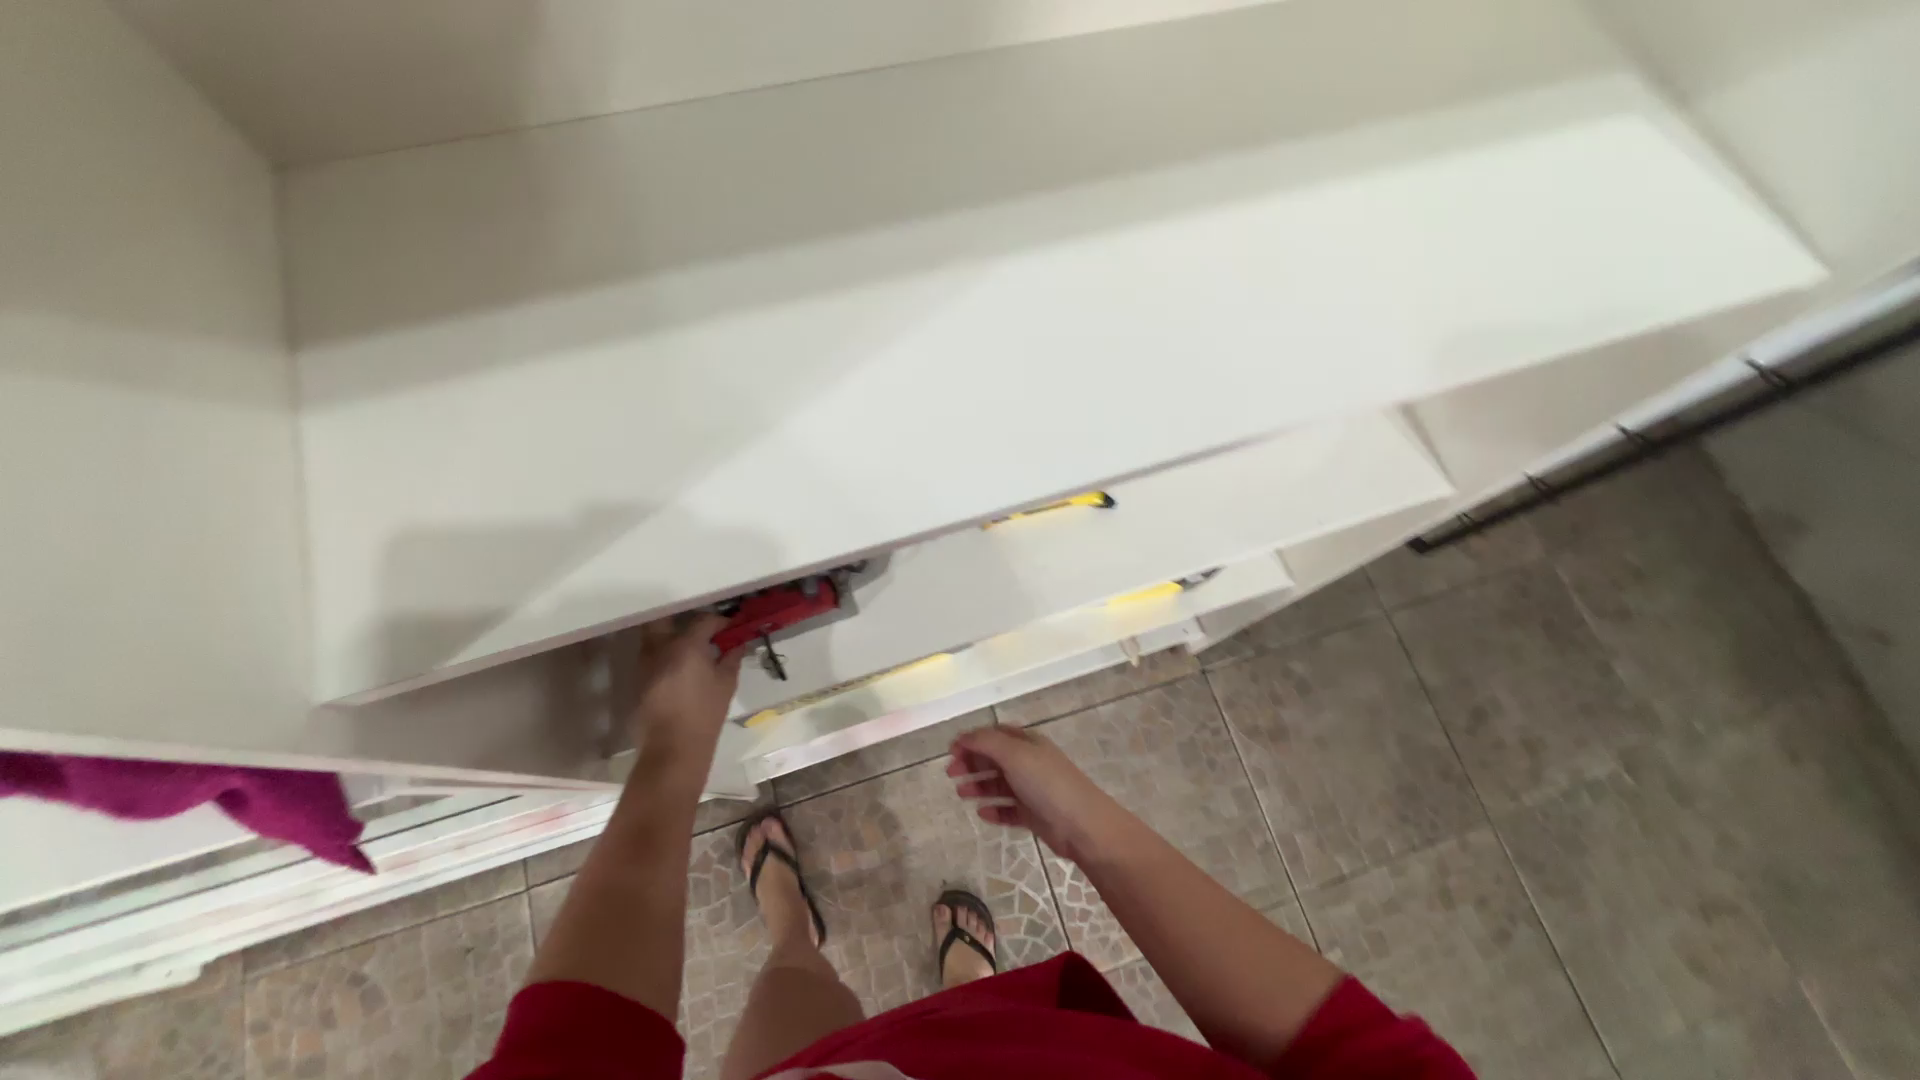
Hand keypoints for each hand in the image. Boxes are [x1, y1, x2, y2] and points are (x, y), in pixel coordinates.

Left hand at [627, 614, 744, 755]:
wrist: (673, 746)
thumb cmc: (705, 712)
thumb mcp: (726, 683)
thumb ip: (731, 658)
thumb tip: (737, 645)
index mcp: (686, 645)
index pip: (704, 621)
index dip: (720, 622)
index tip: (730, 629)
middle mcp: (660, 647)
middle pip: (665, 619)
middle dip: (682, 619)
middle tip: (700, 630)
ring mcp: (645, 663)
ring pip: (654, 637)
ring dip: (670, 636)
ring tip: (690, 649)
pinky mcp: (639, 679)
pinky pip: (651, 656)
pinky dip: (664, 655)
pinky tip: (679, 667)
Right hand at [947, 726, 1132, 865]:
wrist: (1081, 824)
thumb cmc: (1046, 783)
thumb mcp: (1015, 754)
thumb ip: (986, 742)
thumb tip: (963, 737)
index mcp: (1027, 743)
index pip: (995, 735)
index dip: (972, 740)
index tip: (951, 752)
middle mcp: (1029, 763)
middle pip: (995, 759)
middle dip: (971, 763)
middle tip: (951, 775)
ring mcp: (1032, 790)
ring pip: (999, 784)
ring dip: (979, 786)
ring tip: (962, 794)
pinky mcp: (1034, 815)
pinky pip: (1008, 809)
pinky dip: (994, 809)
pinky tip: (982, 813)